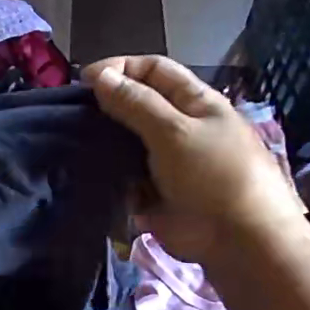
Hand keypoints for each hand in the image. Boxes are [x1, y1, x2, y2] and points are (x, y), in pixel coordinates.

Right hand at [86, 55, 308, 262]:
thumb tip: (100, 77)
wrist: (237, 241)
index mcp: (194, 102)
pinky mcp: (153, 192)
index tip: (84, 80)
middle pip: (137, 105)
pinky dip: (108, 174)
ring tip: (72, 140)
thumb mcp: (175, 131)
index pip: (153, 70)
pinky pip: (124, 176)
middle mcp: (179, 126)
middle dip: (107, 105)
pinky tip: (85, 173)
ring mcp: (165, 161)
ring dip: (104, 141)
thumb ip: (136, 103)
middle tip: (72, 113)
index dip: (121, 68)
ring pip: (126, 141)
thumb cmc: (214, 175)